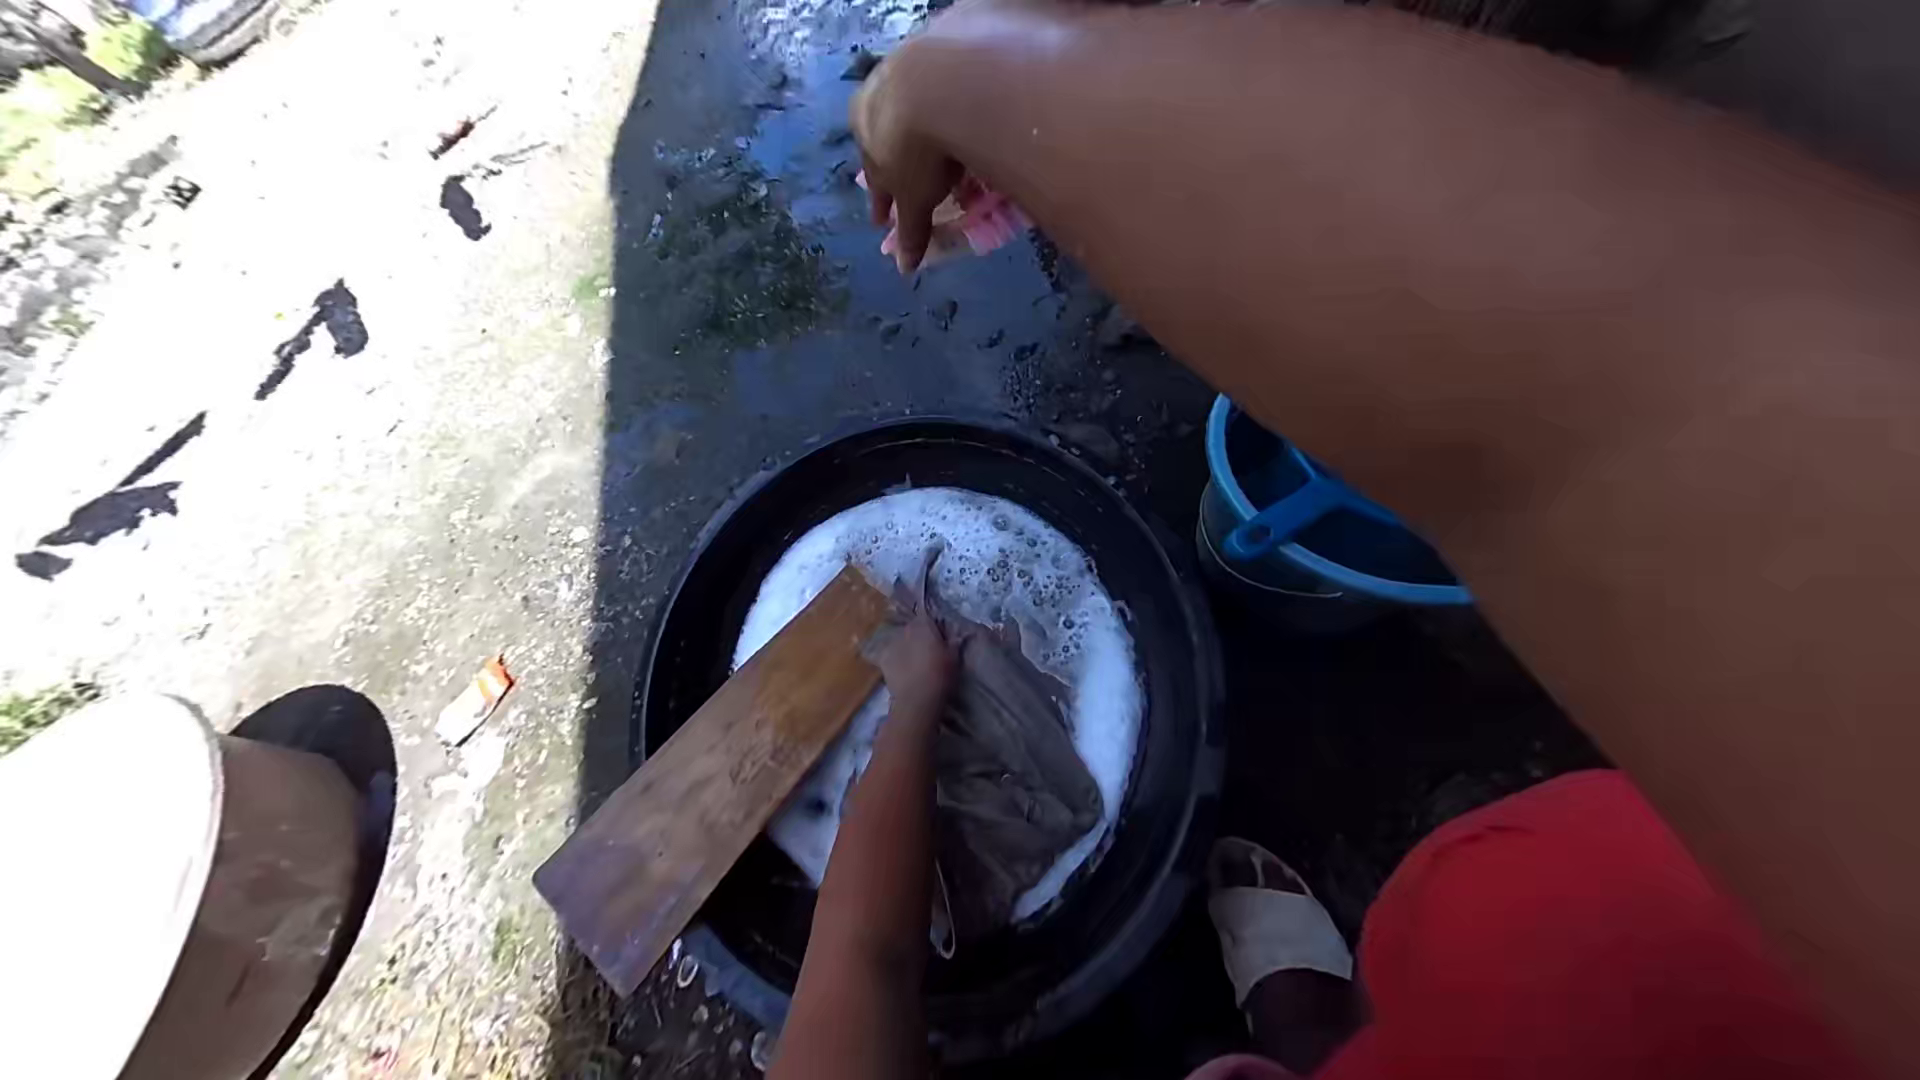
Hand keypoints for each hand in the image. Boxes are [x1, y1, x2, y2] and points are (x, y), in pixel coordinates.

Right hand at [850, 38, 962, 273]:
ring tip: (930, 143)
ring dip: (916, 129)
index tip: (879, 220)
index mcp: (863, 135)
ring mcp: (903, 71)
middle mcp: (876, 100)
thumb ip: (910, 232)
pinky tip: (957, 110)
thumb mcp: (912, 200)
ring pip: (908, 110)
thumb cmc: (914, 152)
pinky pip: (940, 89)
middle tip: (899, 178)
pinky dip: (946, 106)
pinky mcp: (935, 53)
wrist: (937, 85)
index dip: (878, 204)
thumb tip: (904, 269)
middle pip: (885, 140)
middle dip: (891, 163)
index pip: (872, 180)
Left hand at [873, 607, 955, 717]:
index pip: (927, 616)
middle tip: (927, 650)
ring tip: (914, 661)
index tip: (939, 637)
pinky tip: (902, 670)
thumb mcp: (954, 656)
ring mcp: (891, 644)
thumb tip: (956, 633)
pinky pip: (891, 654)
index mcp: (923, 625)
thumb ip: (954, 641)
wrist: (917, 699)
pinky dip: (895, 659)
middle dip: (919, 635)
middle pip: (912, 628)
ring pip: (901, 641)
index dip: (933, 626)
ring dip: (906, 646)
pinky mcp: (882, 659)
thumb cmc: (940, 674)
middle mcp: (905, 629)